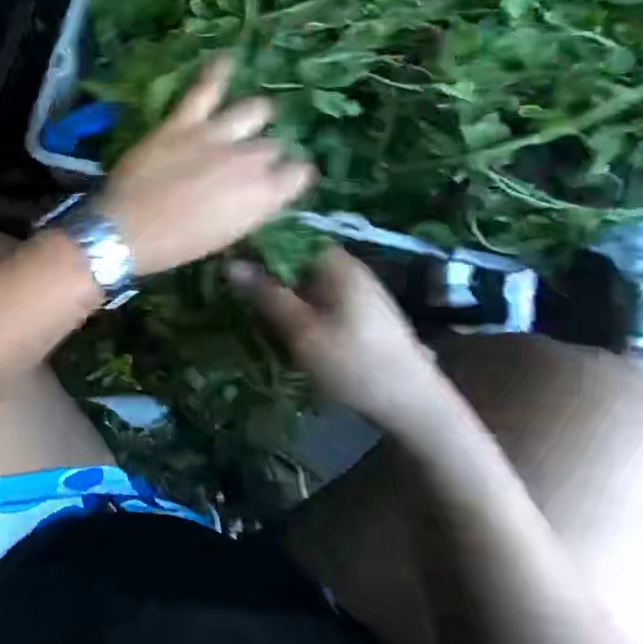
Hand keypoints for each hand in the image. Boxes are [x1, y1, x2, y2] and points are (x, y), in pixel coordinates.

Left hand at [98, 55, 313, 274]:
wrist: (125, 231)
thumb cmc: (175, 245)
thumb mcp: (227, 234)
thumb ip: (250, 207)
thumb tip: (258, 193)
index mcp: (264, 196)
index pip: (299, 173)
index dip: (289, 174)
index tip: (278, 176)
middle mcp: (249, 161)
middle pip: (271, 144)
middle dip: (263, 150)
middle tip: (244, 158)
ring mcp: (216, 136)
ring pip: (253, 110)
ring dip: (252, 115)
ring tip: (247, 117)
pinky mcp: (183, 122)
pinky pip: (205, 89)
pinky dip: (217, 72)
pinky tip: (225, 59)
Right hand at [227, 246, 450, 428]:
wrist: (415, 408)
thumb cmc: (355, 364)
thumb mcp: (302, 331)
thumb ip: (266, 294)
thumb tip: (230, 263)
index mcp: (337, 265)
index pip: (289, 236)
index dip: (256, 244)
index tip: (227, 259)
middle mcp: (350, 271)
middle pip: (296, 258)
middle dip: (265, 271)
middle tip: (233, 288)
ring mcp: (359, 293)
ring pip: (305, 281)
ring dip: (279, 292)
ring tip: (251, 309)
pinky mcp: (361, 315)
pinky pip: (318, 298)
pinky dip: (297, 306)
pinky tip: (283, 327)